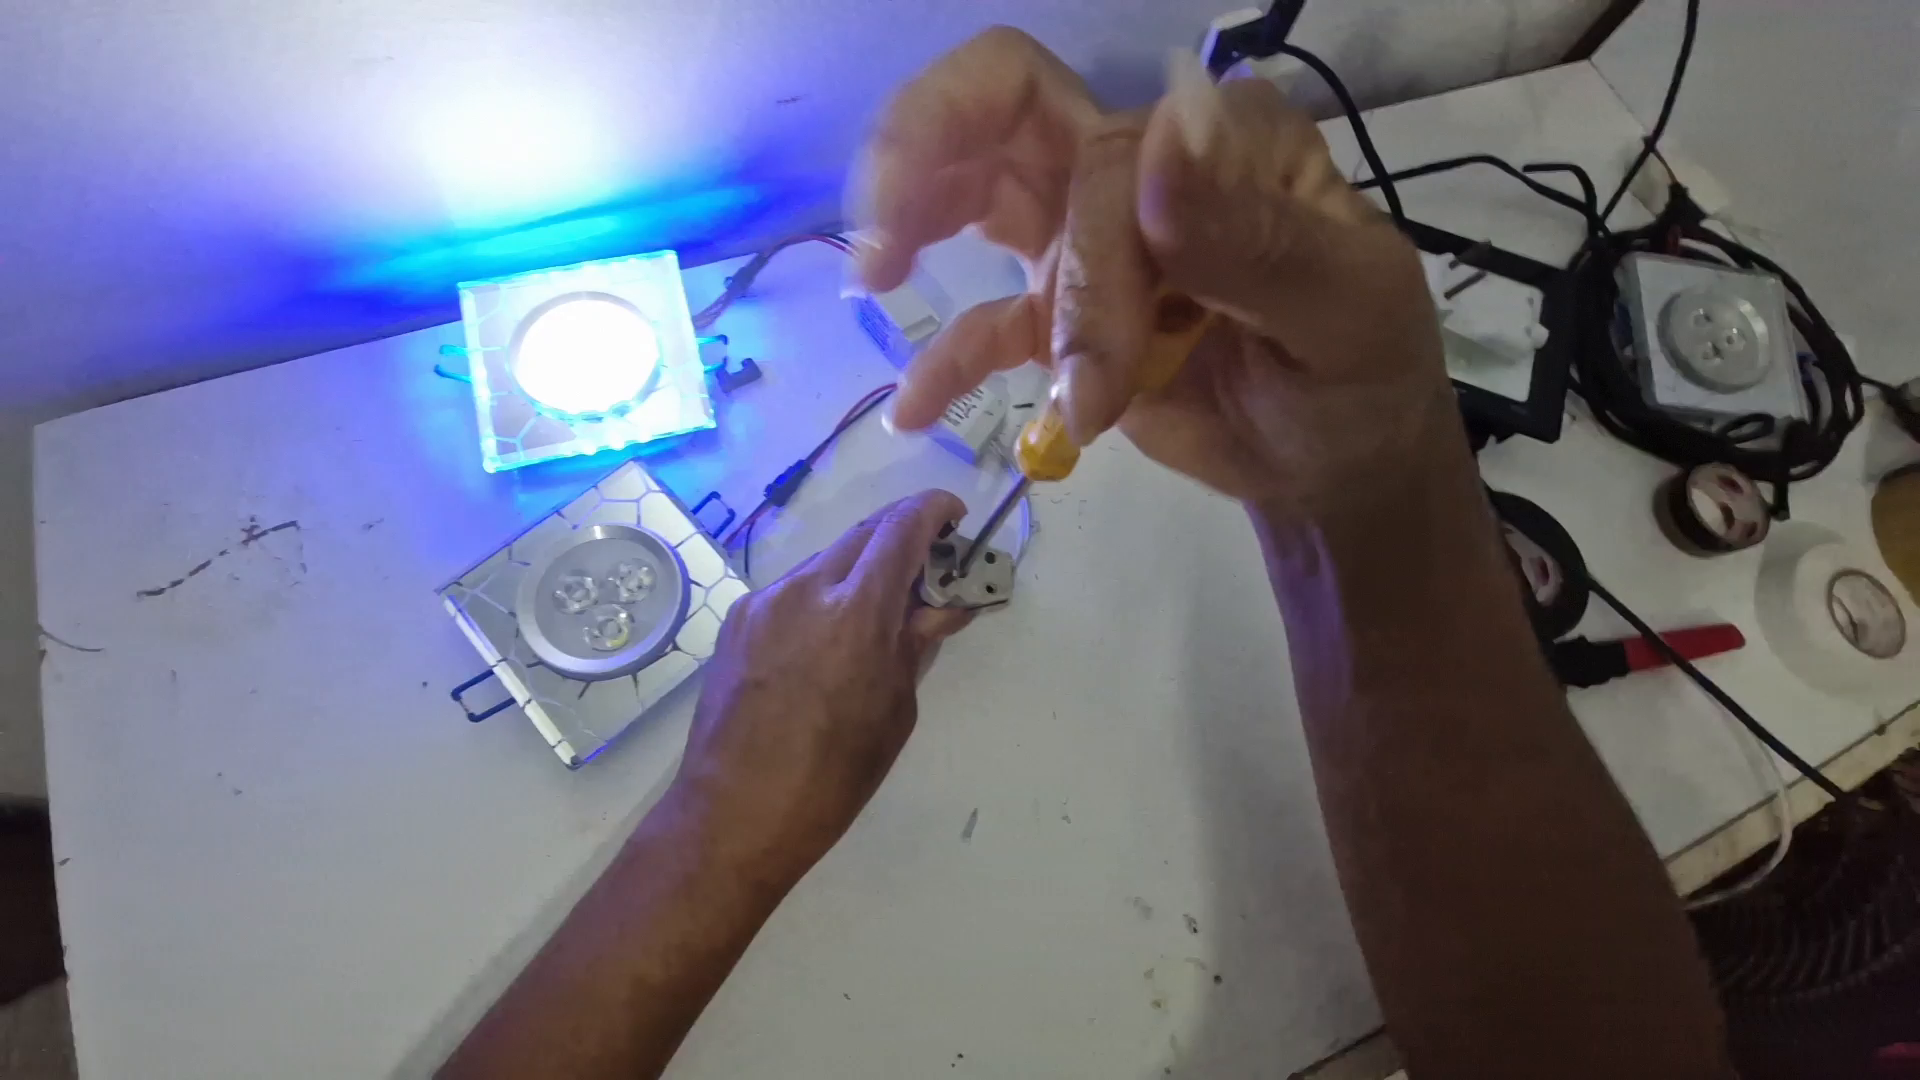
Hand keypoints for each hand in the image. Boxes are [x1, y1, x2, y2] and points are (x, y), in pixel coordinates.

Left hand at [669, 491, 971, 893]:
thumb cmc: (834, 775)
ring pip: (827, 559)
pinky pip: (794, 588)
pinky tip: (830, 634)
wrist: (734, 814)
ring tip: (880, 606)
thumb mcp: (896, 708)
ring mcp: (765, 601)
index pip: (901, 528)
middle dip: (902, 534)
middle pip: (864, 533)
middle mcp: (806, 588)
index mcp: (856, 610)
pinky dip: (825, 592)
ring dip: (861, 566)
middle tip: (928, 562)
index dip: (933, 509)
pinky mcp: (739, 621)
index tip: (953, 516)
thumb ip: (917, 642)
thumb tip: (945, 605)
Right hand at [856, 29, 1457, 517]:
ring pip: (977, 198)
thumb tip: (1158, 142)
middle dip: (930, 154)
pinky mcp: (1063, 328)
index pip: (1101, 153)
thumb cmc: (1353, 373)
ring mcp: (1089, 251)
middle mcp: (1137, 178)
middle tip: (880, 232)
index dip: (1083, 264)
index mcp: (1213, 146)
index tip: (1096, 377)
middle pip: (1009, 112)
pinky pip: (985, 328)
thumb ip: (1254, 236)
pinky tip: (910, 408)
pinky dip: (943, 364)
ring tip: (874, 282)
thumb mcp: (1341, 308)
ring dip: (917, 230)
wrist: (1326, 456)